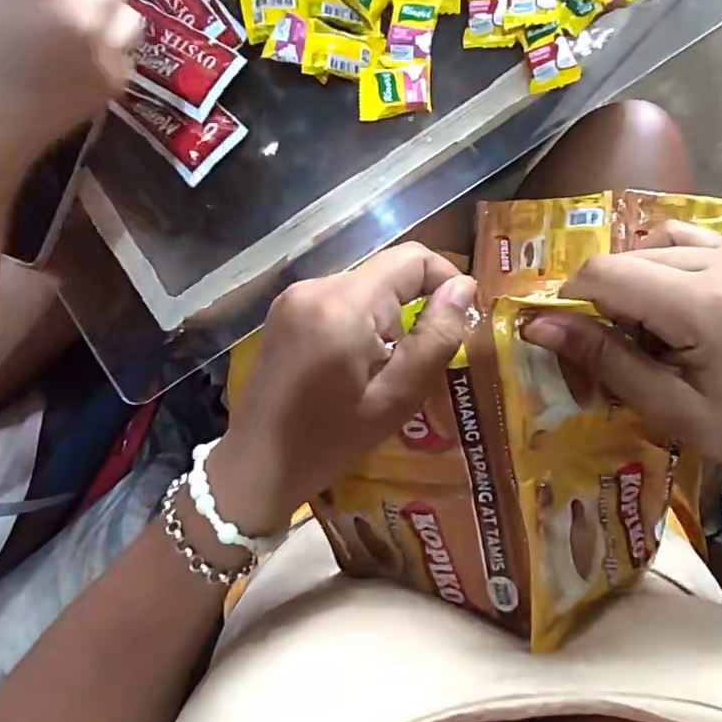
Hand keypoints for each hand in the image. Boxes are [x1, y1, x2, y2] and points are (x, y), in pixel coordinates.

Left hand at [211, 245, 477, 533]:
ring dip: (387, 316)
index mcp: (344, 305)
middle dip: (414, 305)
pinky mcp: (285, 309)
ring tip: (384, 368)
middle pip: (388, 272)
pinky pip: (340, 299)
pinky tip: (354, 364)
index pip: (413, 258)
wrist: (257, 464)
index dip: (447, 279)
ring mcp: (294, 296)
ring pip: (366, 286)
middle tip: (418, 360)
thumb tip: (464, 288)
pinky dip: (361, 321)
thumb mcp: (396, 397)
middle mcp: (316, 286)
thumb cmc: (330, 440)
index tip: (459, 318)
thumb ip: (436, 338)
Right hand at [521, 221, 721, 500]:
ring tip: (649, 325)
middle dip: (607, 295)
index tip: (568, 333)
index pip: (609, 273)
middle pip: (630, 255)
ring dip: (636, 277)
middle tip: (618, 346)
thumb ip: (602, 358)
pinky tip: (676, 304)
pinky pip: (691, 240)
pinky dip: (667, 263)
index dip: (573, 297)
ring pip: (656, 242)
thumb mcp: (666, 407)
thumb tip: (535, 325)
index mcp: (710, 306)